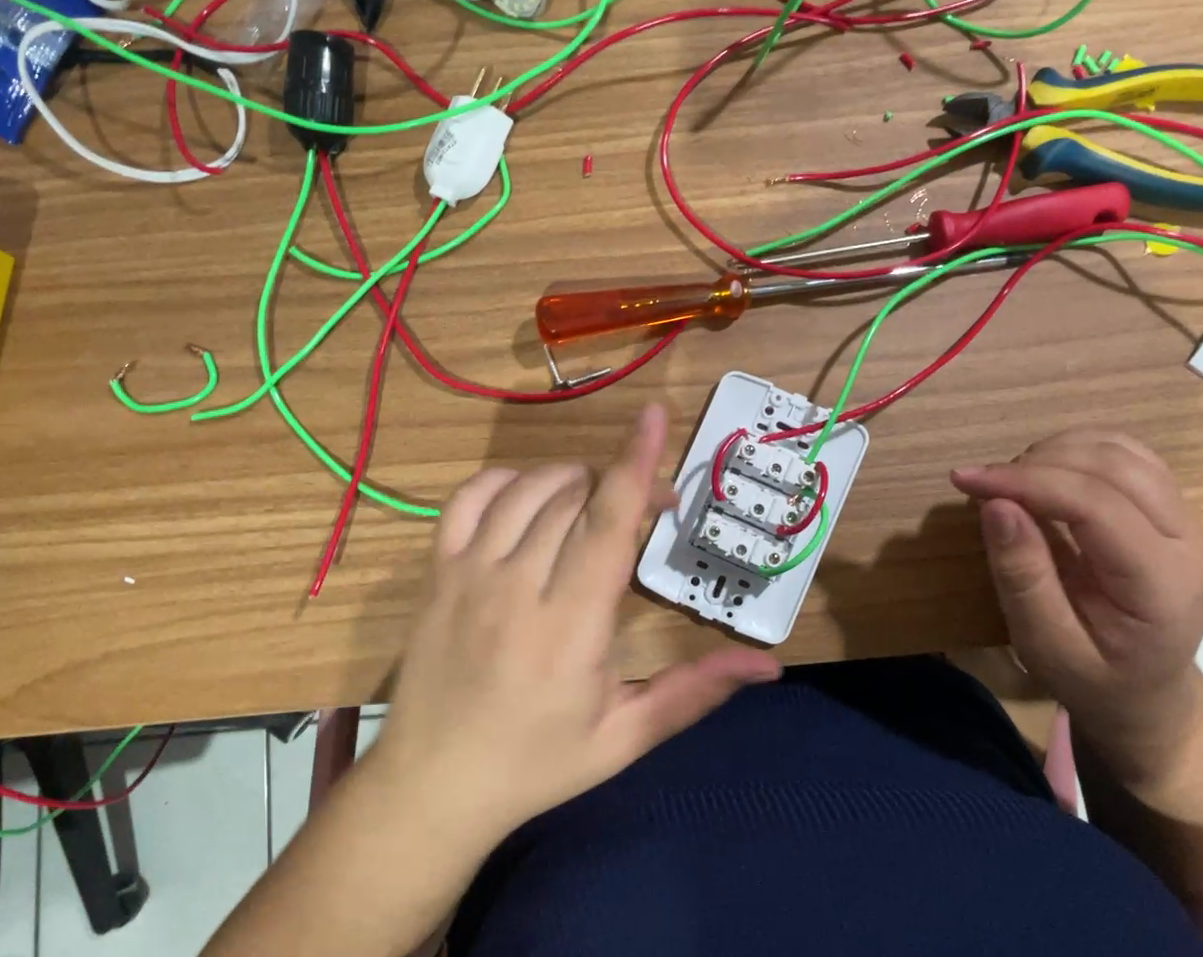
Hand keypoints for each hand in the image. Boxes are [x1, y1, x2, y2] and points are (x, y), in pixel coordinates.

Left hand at [364, 404, 781, 843]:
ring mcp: (469, 574)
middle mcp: (517, 585)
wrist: (432, 786)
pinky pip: (469, 499)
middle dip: (619, 484)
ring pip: (526, 490)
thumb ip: (694, 692)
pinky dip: (505, 482)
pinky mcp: (436, 573)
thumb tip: (769, 665)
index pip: (608, 522)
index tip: (652, 417)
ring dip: (570, 481)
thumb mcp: (623, 738)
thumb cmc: (537, 764)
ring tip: (594, 505)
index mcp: (570, 626)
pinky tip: (528, 500)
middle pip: (574, 498)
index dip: (634, 464)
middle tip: (649, 509)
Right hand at [950, 429, 1202, 783]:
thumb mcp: (1046, 646)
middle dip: (1038, 462)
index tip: (966, 480)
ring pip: (1122, 450)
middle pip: (1113, 465)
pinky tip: (1044, 478)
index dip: (1027, 482)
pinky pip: (1127, 456)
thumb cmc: (1093, 680)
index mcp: (1162, 583)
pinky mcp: (1172, 509)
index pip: (1096, 503)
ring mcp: (1187, 520)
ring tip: (1012, 483)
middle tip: (984, 485)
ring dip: (1057, 451)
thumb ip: (1023, 578)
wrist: (1146, 696)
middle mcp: (1189, 541)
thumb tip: (995, 506)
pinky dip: (1077, 452)